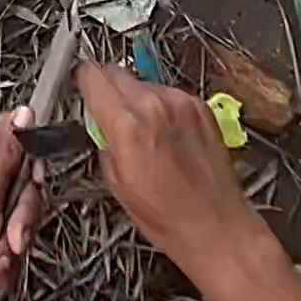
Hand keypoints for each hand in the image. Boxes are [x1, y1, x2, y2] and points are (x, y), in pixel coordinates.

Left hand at [0, 106, 44, 300]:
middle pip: (24, 176)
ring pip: (23, 213)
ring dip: (16, 237)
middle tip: (12, 222)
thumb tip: (25, 112)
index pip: (11, 131)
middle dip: (26, 207)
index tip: (33, 173)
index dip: (30, 150)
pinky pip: (13, 242)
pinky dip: (7, 260)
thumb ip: (9, 149)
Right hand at [76, 61, 272, 281]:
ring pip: (143, 82)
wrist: (218, 228)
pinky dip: (162, 106)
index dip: (83, 80)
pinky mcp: (199, 105)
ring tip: (146, 131)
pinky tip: (169, 133)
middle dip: (109, 88)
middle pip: (116, 72)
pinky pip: (168, 93)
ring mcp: (179, 101)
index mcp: (126, 123)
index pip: (92, 75)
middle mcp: (152, 103)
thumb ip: (103, 137)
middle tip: (112, 113)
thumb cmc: (164, 214)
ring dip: (137, 98)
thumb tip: (99, 117)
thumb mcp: (115, 180)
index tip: (83, 86)